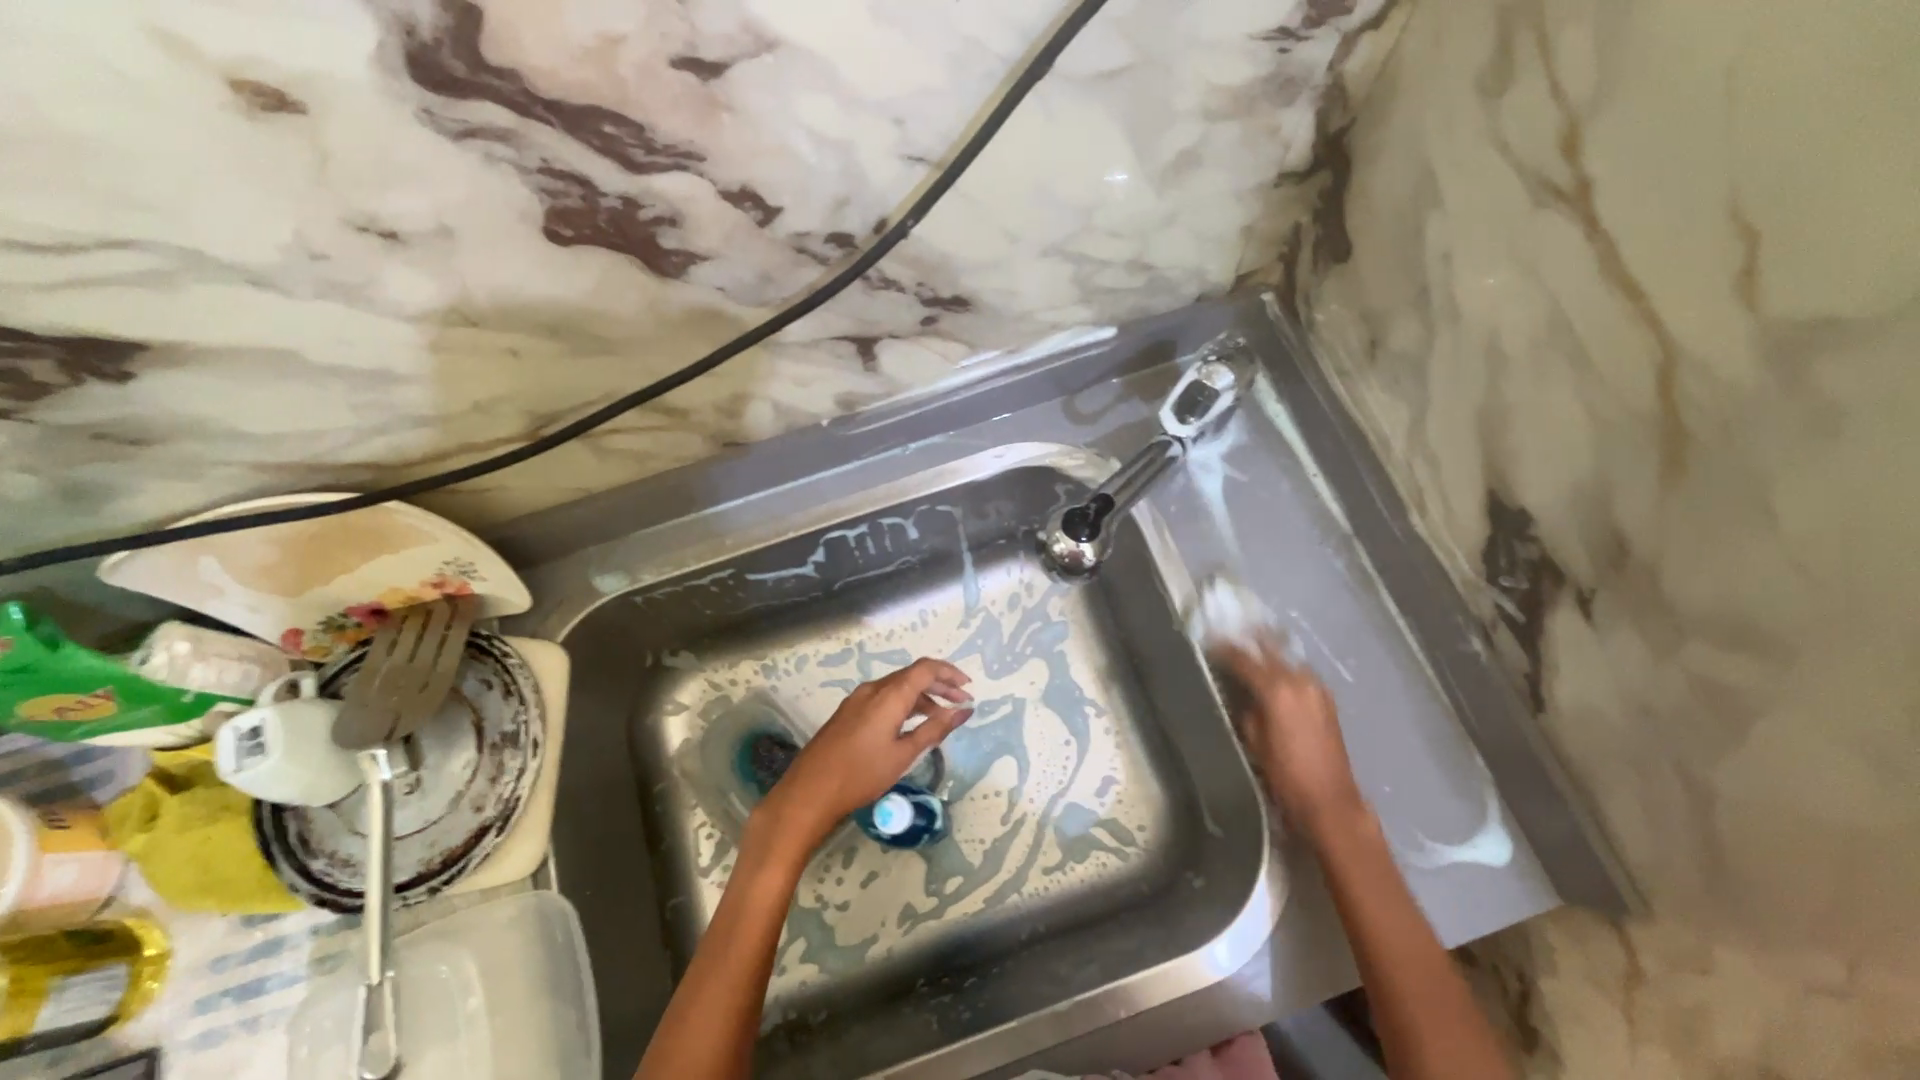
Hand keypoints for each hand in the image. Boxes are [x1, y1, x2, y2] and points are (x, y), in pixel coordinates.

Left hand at [753, 658, 973, 851]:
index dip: (949, 674)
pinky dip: (904, 704)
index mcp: (888, 695)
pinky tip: (912, 724)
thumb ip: (935, 729)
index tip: (968, 688)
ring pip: (897, 687)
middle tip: (961, 702)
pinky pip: (883, 698)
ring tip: (941, 717)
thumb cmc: (861, 774)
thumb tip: (963, 710)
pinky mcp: (849, 713)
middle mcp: (872, 689)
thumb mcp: (904, 754)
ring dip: (922, 697)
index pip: (925, 669)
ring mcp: (857, 700)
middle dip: (939, 685)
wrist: (810, 791)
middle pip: (912, 675)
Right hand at [1213, 636, 1365, 839]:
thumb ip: (1246, 710)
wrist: (1329, 799)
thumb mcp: (1254, 742)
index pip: (1244, 659)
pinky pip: (1300, 674)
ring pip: (1288, 659)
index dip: (1224, 650)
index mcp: (1277, 690)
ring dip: (1270, 653)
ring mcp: (1317, 688)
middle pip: (1270, 649)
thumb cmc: (1284, 774)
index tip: (1208, 643)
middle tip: (1230, 637)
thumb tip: (1242, 695)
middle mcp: (1299, 680)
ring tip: (1251, 652)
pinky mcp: (1327, 700)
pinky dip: (1285, 669)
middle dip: (1250, 641)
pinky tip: (1274, 674)